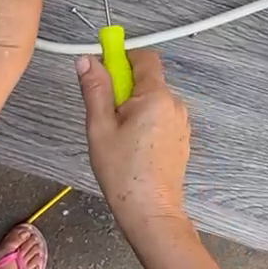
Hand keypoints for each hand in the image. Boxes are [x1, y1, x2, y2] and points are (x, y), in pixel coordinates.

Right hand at [77, 49, 190, 227]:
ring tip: (117, 135)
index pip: (143, 57)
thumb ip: (95, 89)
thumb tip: (87, 61)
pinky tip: (131, 145)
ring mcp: (180, 122)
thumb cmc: (124, 173)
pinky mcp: (180, 137)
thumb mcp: (99, 126)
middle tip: (105, 114)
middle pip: (146, 78)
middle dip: (123, 87)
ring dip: (132, 106)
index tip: (102, 69)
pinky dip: (143, 121)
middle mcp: (174, 105)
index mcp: (155, 97)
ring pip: (151, 99)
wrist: (150, 210)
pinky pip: (159, 116)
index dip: (120, 57)